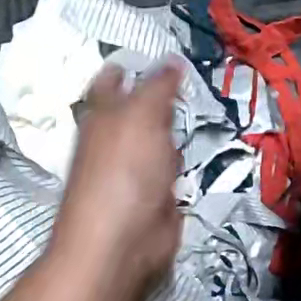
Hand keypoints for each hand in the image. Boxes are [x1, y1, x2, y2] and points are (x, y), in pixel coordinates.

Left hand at [50, 63, 183, 291]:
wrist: (123, 240)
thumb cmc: (124, 172)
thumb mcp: (143, 117)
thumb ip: (159, 87)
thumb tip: (172, 59)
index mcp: (103, 117)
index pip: (111, 84)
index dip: (127, 69)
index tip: (150, 59)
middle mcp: (116, 142)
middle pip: (137, 114)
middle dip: (156, 100)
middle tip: (184, 83)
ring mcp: (136, 173)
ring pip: (158, 144)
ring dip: (173, 135)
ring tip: (197, 114)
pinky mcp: (156, 199)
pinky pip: (174, 174)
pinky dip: (184, 166)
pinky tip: (196, 157)